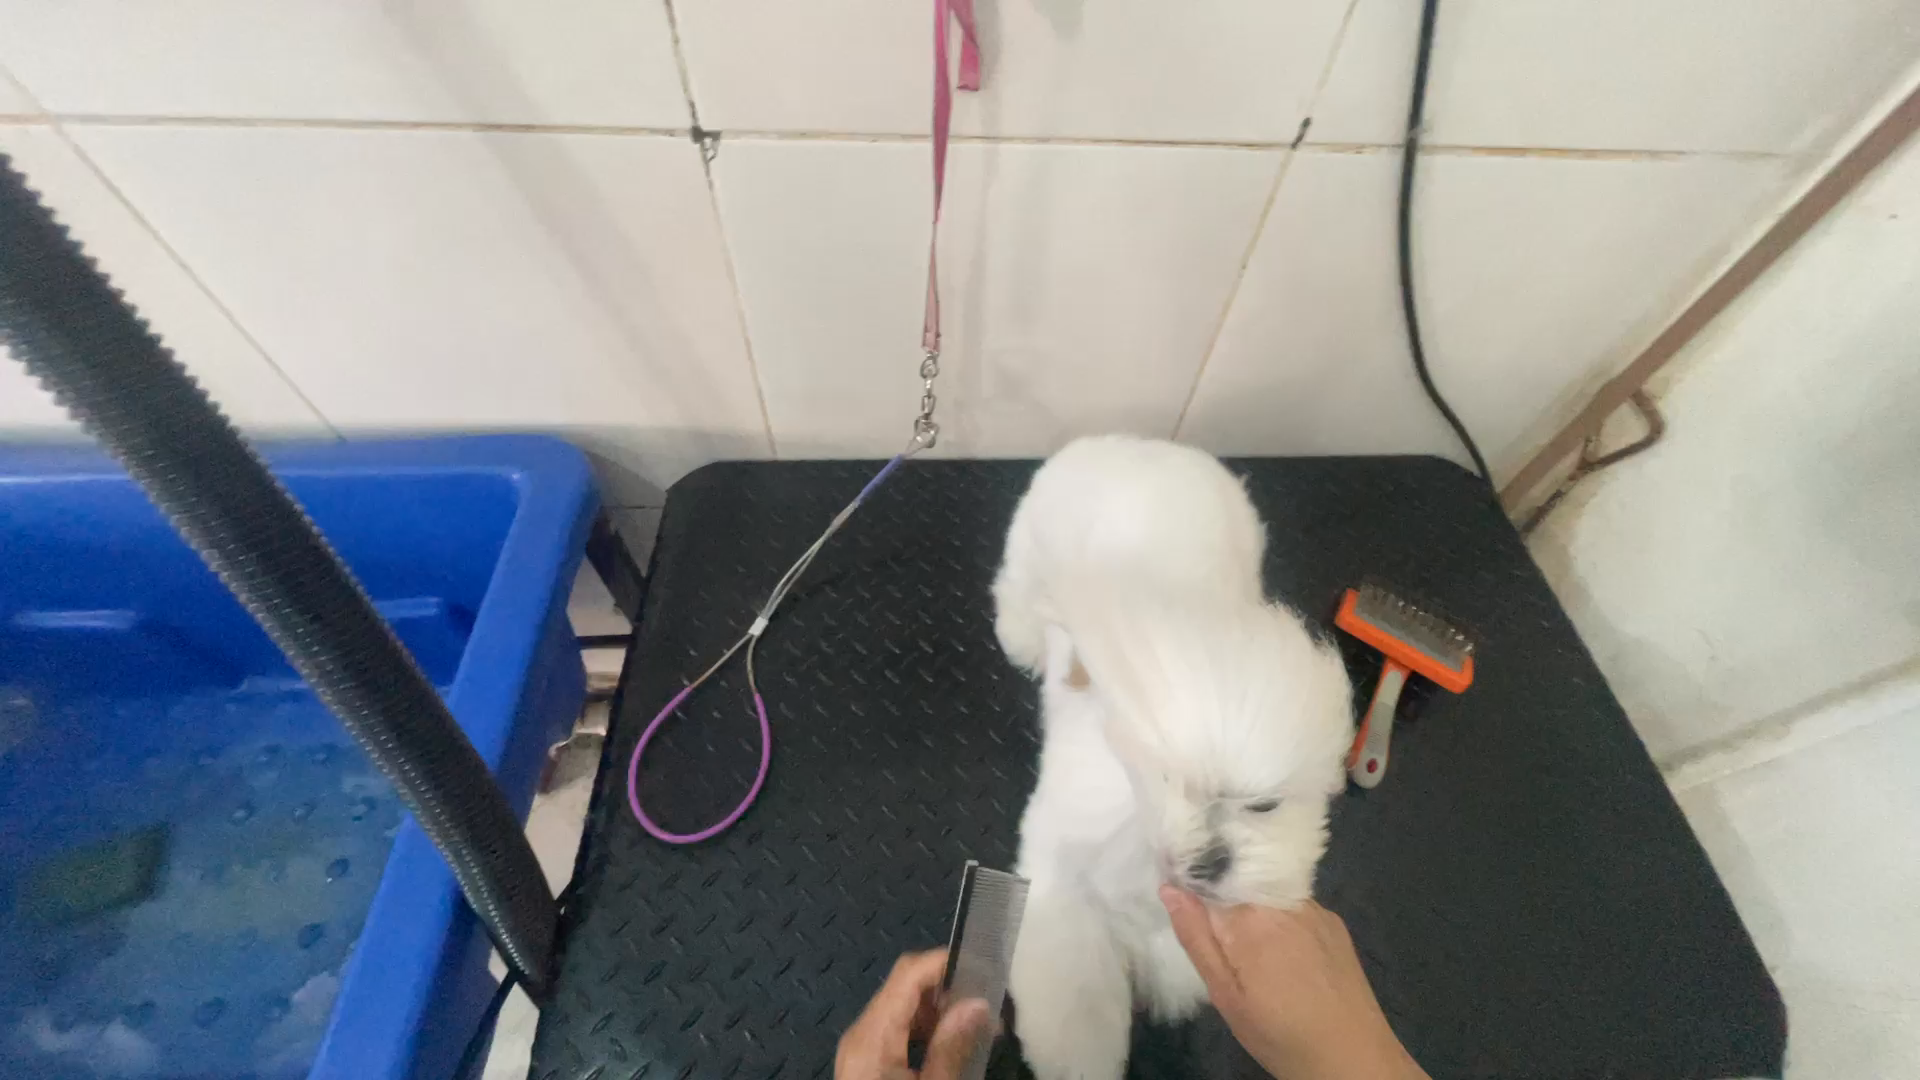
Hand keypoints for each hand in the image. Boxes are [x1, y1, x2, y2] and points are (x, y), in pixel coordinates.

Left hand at [836, 950, 992, 1079]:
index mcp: (872, 1034)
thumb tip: (978, 1001)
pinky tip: (953, 1048)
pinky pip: (897, 1032)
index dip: (944, 962)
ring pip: (903, 1009)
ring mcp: (860, 1050)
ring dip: (940, 1011)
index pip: (908, 973)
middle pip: (905, 988)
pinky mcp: (866, 1067)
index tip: (984, 969)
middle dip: (948, 990)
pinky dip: (925, 1031)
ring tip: (979, 1029)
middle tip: (989, 1007)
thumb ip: (953, 1047)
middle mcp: (861, 1033)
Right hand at [1160, 887, 1427, 1079]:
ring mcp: (1311, 906)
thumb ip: (1196, 937)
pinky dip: (1280, 915)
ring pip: (1263, 890)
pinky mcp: (1332, 919)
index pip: (1205, 879)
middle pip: (1236, 881)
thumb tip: (1169, 888)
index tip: (1186, 903)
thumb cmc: (1281, 1034)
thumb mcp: (1226, 996)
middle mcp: (1279, 898)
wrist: (1357, 1064)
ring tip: (1258, 951)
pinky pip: (1291, 902)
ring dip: (1252, 907)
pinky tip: (1286, 951)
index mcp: (1248, 917)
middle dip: (1223, 900)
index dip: (1192, 887)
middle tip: (1227, 944)